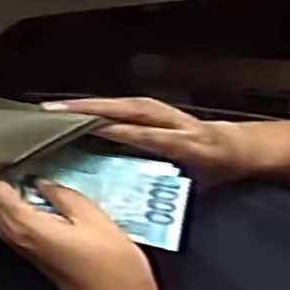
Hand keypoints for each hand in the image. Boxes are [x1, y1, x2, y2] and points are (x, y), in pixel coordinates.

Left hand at [0, 179, 166, 289]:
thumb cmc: (112, 265)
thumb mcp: (98, 223)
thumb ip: (65, 197)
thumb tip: (41, 182)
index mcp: (21, 221)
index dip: (3, 174)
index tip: (19, 166)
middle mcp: (8, 230)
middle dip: (1, 186)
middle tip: (26, 177)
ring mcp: (12, 242)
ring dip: (6, 200)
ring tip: (34, 191)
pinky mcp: (22, 249)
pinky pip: (5, 223)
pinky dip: (12, 212)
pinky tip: (37, 209)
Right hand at [44, 97, 250, 184]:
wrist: (239, 148)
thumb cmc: (214, 172)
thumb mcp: (199, 184)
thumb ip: (164, 185)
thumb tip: (119, 187)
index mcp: (188, 144)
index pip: (143, 134)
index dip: (110, 131)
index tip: (77, 131)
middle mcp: (173, 122)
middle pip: (126, 111)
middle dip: (88, 110)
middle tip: (50, 112)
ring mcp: (162, 109)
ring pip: (118, 103)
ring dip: (83, 104)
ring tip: (50, 108)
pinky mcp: (150, 104)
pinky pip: (117, 102)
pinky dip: (91, 103)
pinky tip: (69, 106)